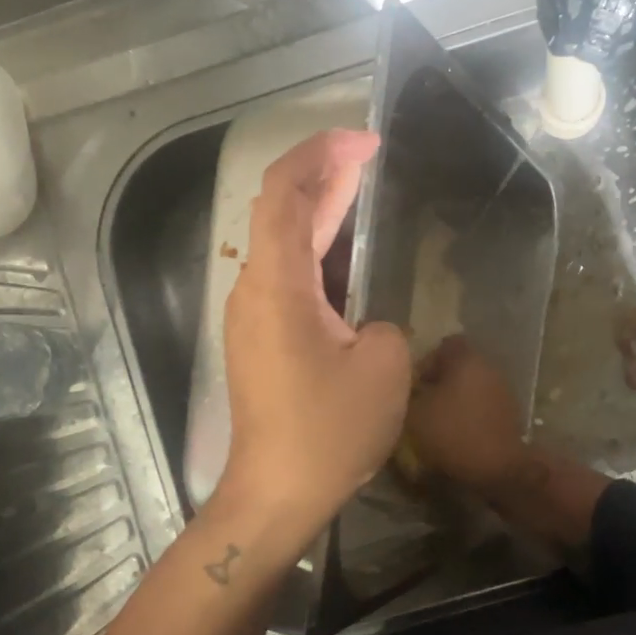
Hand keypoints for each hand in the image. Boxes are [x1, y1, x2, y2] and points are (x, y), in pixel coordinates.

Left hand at [218, 129, 411, 542]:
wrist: (276, 491)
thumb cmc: (328, 430)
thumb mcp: (384, 367)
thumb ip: (384, 323)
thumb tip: (367, 324)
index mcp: (278, 284)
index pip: (285, 193)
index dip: (320, 154)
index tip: (364, 143)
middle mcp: (254, 291)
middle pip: (279, 212)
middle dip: (322, 176)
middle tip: (367, 155)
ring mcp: (251, 318)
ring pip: (281, 247)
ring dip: (319, 216)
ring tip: (360, 192)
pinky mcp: (258, 343)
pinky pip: (285, 281)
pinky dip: (315, 256)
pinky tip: (346, 260)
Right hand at [406, 335, 529, 495]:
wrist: (498, 468)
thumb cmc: (452, 433)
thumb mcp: (415, 414)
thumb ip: (407, 394)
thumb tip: (406, 388)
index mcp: (465, 359)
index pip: (444, 345)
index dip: (425, 362)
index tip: (413, 384)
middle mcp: (488, 367)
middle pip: (458, 365)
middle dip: (439, 381)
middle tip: (421, 402)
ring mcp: (502, 390)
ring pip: (471, 385)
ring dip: (454, 398)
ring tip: (437, 420)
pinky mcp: (509, 413)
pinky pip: (482, 404)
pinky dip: (469, 413)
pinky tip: (456, 432)